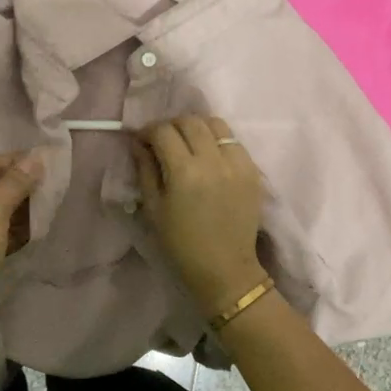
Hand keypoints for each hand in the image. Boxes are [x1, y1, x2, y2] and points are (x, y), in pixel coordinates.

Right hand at [131, 115, 271, 313]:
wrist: (224, 269)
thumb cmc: (181, 244)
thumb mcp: (154, 209)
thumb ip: (145, 170)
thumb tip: (138, 143)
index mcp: (185, 172)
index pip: (163, 132)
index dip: (148, 131)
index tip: (141, 140)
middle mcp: (213, 160)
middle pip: (190, 121)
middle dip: (171, 125)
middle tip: (163, 140)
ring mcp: (237, 163)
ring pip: (216, 124)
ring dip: (197, 127)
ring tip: (189, 142)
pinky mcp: (253, 170)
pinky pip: (234, 141)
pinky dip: (218, 141)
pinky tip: (210, 156)